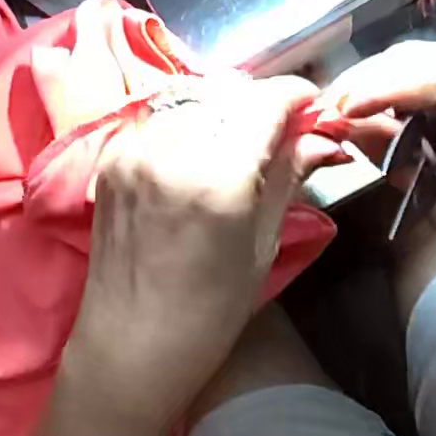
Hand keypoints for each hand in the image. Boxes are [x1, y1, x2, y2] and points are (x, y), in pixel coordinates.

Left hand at [64, 76, 339, 425]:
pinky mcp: (112, 156)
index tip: (312, 104)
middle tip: (284, 125)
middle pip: (229, 91)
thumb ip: (288, 176)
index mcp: (216, 179)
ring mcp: (133, 149)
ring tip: (244, 133)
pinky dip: (191, 116)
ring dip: (227, 103)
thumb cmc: (209, 312)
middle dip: (263, 100)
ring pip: (193, 95)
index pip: (263, 103)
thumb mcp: (262, 245)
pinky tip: (204, 142)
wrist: (127, 345)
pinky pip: (162, 114)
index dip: (295, 94)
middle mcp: (170, 151)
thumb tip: (324, 137)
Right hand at [322, 41, 435, 280]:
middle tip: (325, 112)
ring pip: (428, 53)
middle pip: (428, 58)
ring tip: (345, 109)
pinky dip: (404, 78)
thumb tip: (344, 126)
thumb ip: (402, 167)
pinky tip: (382, 101)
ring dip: (381, 77)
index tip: (334, 112)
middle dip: (369, 80)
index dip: (383, 89)